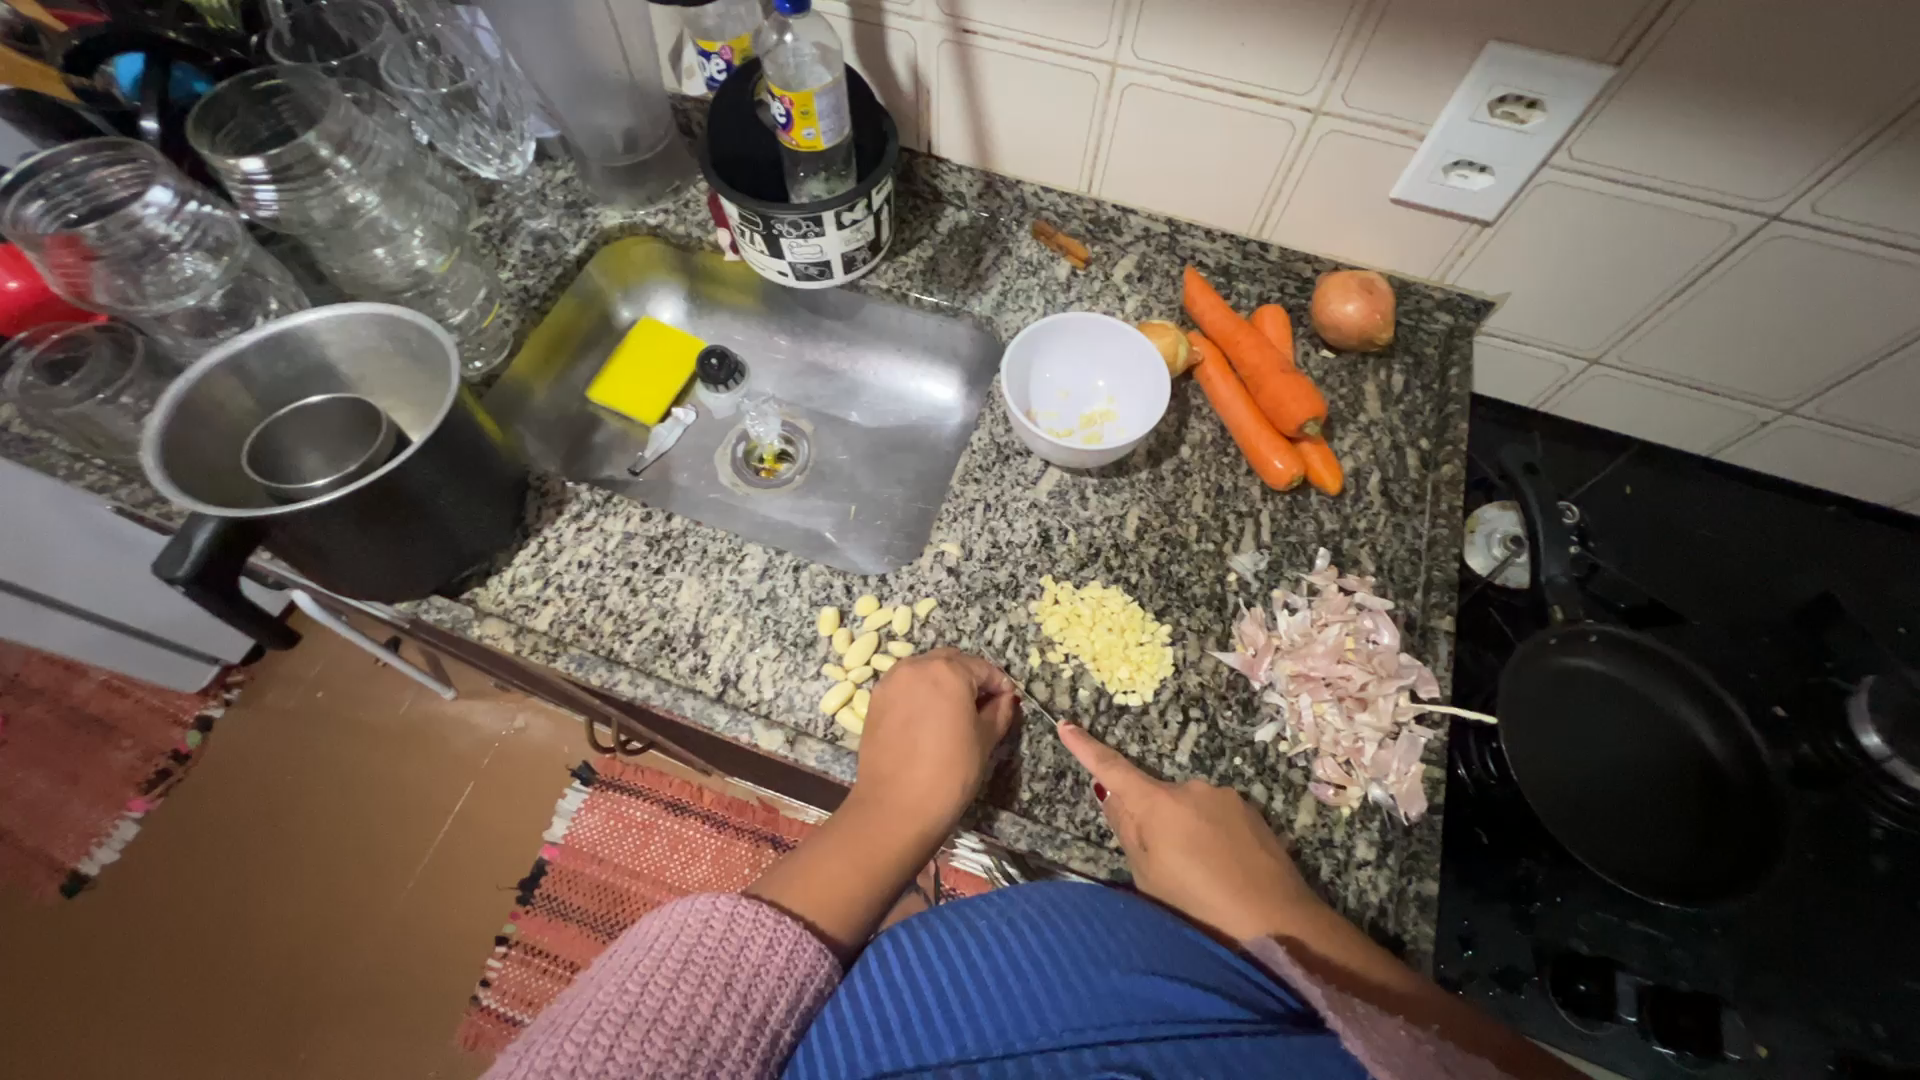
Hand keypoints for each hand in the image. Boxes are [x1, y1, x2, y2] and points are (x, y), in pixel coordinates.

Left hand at [850, 647, 1018, 835]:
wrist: (895, 807)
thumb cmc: (950, 773)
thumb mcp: (984, 740)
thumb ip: (999, 711)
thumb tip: (1005, 698)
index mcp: (948, 671)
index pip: (982, 668)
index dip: (999, 683)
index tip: (1008, 700)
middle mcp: (916, 666)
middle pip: (951, 661)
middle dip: (970, 676)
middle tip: (984, 703)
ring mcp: (892, 682)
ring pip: (925, 670)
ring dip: (943, 681)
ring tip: (955, 710)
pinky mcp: (875, 700)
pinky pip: (905, 685)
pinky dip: (921, 692)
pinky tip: (929, 718)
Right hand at [1057, 721, 1325, 941]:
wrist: (1280, 924)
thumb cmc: (1199, 908)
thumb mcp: (1148, 877)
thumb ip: (1127, 830)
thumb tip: (1111, 794)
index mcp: (1158, 804)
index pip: (1112, 769)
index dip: (1086, 748)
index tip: (1066, 725)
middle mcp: (1190, 788)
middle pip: (1156, 799)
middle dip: (1155, 824)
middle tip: (1167, 870)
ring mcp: (1225, 797)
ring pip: (1190, 810)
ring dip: (1188, 833)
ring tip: (1205, 880)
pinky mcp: (1252, 811)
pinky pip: (1217, 818)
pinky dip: (1213, 839)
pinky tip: (1228, 873)